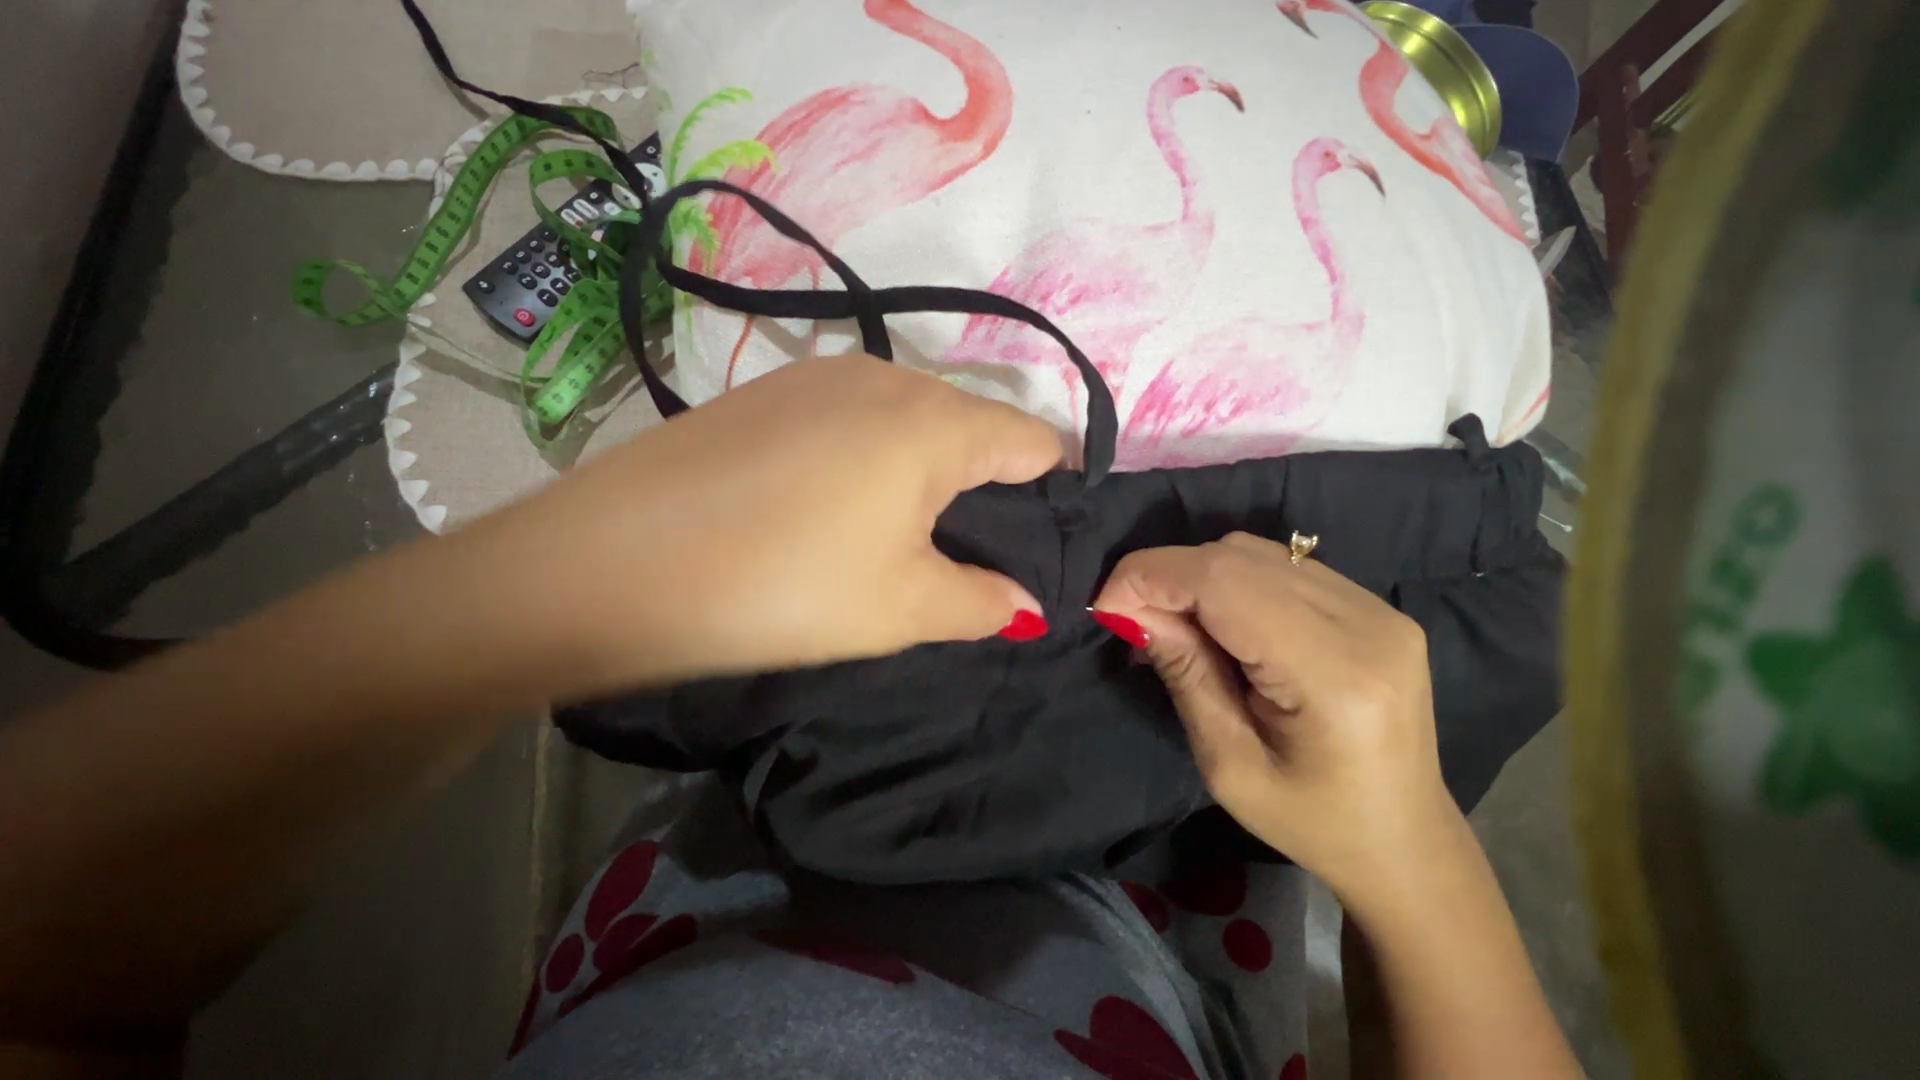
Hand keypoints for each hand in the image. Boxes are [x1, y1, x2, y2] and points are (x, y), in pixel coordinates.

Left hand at [469, 354, 1061, 695]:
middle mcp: (884, 375)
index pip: (1033, 438)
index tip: (1031, 545)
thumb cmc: (781, 586)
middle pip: (970, 422)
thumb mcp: (900, 609)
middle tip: (956, 556)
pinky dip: (865, 457)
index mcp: (934, 420)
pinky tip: (824, 509)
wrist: (614, 562)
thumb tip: (1028, 604)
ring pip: (907, 418)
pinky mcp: (764, 390)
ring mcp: (817, 376)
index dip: (1047, 491)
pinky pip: (849, 417)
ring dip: (920, 470)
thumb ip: (983, 603)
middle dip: (983, 484)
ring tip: (888, 536)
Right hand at [1092, 533, 1460, 902]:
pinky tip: (1221, 622)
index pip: (1227, 583)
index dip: (1153, 577)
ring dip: (1200, 576)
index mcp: (1334, 674)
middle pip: (1241, 556)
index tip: (1104, 606)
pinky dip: (1235, 582)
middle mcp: (1366, 623)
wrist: (1404, 840)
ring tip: (1173, 624)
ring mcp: (1380, 609)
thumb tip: (1131, 610)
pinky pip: (1286, 568)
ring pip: (1261, 553)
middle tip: (1131, 621)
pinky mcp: (1379, 608)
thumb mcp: (1228, 766)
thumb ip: (1186, 674)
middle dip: (1169, 575)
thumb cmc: (1311, 823)